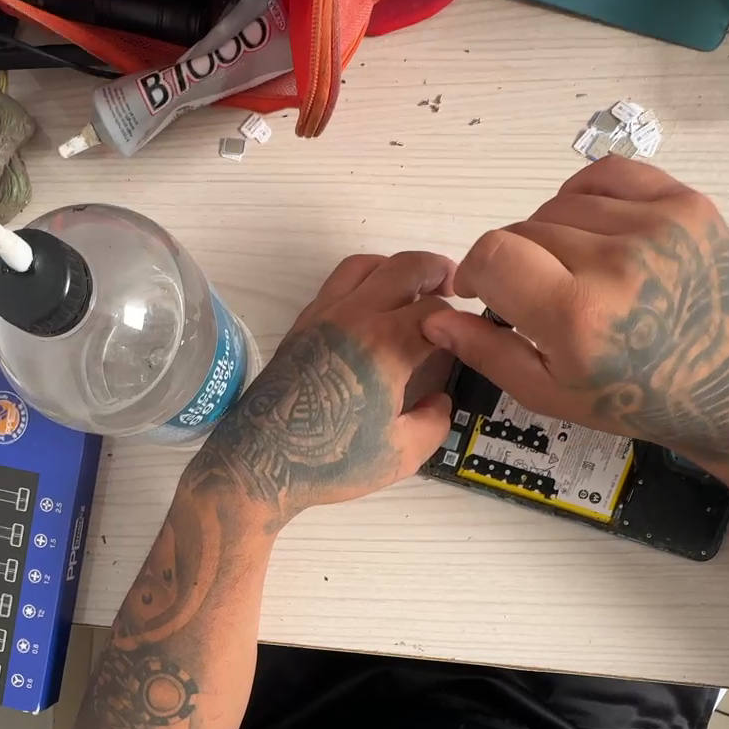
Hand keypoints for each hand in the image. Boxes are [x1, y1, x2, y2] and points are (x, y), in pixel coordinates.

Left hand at [188, 251, 456, 525]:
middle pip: (405, 267)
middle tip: (451, 288)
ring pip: (365, 265)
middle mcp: (355, 315)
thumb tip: (438, 400)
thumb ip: (434, 423)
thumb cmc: (331, 460)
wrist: (261, 462)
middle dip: (437, 271)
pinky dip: (363, 282)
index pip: (438, 312)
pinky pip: (336, 284)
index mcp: (388, 343)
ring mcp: (322, 316)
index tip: (468, 335)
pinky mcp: (300, 327)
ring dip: (395, 268)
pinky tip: (369, 310)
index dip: (461, 320)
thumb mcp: (400, 455)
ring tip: (410, 289)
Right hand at [421, 157, 728, 468]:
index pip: (493, 254)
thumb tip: (432, 319)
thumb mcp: (547, 393)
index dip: (472, 270)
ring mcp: (656, 225)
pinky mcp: (685, 203)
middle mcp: (615, 260)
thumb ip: (486, 352)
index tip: (476, 291)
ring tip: (565, 270)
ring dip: (545, 235)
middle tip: (530, 296)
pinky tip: (586, 232)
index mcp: (576, 315)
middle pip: (522, 229)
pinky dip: (581, 198)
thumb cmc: (632, 401)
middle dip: (510, 262)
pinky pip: (606, 175)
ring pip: (559, 204)